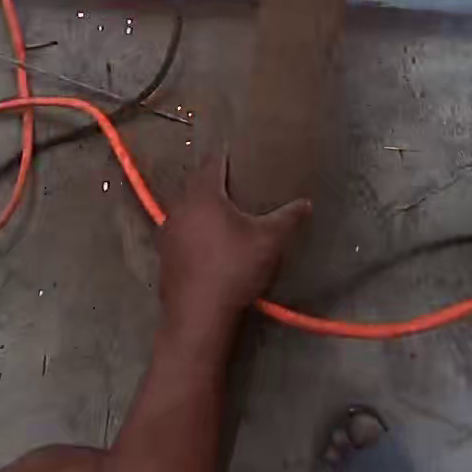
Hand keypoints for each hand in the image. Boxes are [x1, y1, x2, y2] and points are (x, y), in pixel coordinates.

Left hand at [156, 155, 307, 332]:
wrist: (198, 317)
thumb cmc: (234, 268)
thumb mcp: (270, 240)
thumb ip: (289, 217)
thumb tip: (306, 203)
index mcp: (203, 196)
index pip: (213, 163)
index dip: (228, 156)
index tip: (243, 153)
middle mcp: (180, 208)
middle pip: (197, 183)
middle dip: (216, 179)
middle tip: (240, 180)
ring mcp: (168, 233)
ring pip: (188, 207)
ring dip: (205, 204)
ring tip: (228, 208)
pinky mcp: (165, 255)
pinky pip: (183, 228)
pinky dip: (197, 226)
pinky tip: (213, 239)